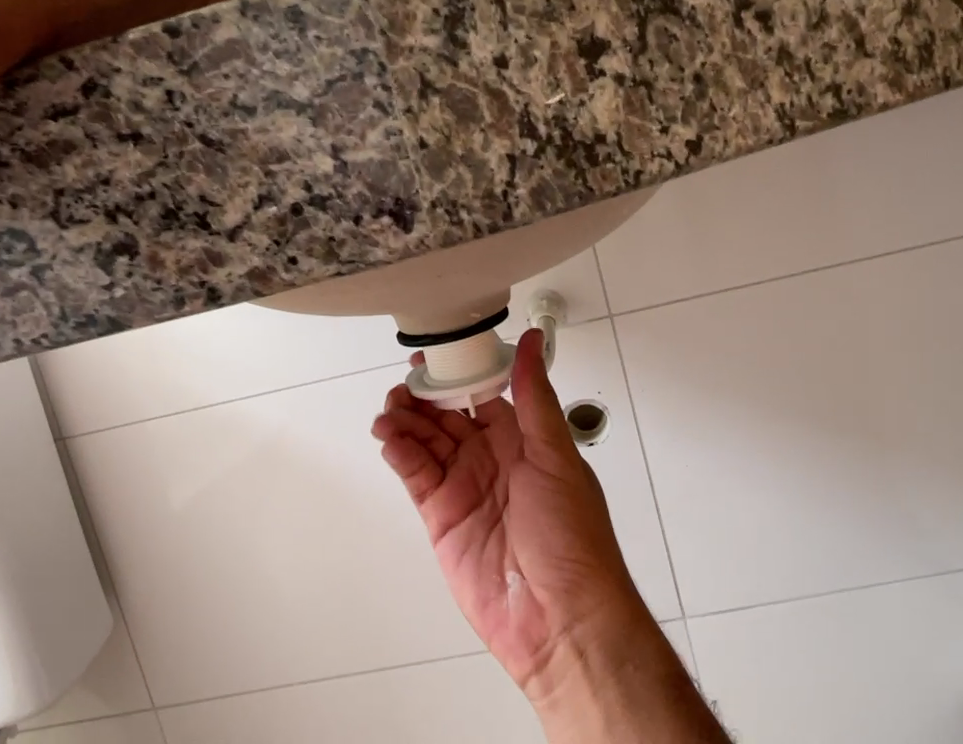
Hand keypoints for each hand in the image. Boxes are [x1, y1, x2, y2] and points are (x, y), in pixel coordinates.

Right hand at [371, 330, 646, 697]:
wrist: (559, 620)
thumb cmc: (573, 538)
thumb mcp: (557, 457)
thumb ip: (535, 398)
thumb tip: (531, 343)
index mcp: (523, 441)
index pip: (482, 393)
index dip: (456, 373)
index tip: (433, 356)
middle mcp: (491, 460)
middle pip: (447, 415)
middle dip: (423, 397)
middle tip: (404, 386)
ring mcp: (465, 488)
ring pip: (426, 441)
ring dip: (405, 422)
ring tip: (390, 412)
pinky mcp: (442, 517)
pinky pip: (416, 475)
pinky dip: (400, 453)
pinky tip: (389, 439)